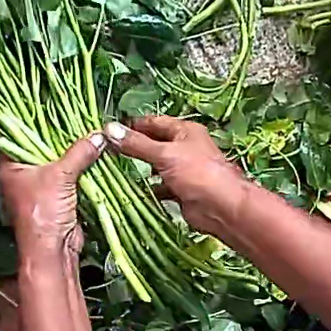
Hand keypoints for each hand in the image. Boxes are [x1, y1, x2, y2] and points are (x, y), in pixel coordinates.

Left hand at [0, 131, 107, 260]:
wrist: (53, 249)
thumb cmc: (43, 212)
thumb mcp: (60, 176)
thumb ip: (79, 153)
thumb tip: (98, 136)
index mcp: (11, 165)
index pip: (17, 134)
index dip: (33, 120)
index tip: (51, 108)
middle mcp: (23, 173)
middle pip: (41, 146)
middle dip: (61, 136)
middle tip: (79, 119)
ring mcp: (40, 185)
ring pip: (58, 161)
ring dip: (74, 153)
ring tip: (90, 134)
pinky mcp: (58, 196)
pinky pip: (70, 176)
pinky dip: (81, 168)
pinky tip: (94, 157)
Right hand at [103, 117, 252, 237]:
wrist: (221, 207)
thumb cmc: (198, 173)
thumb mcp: (165, 154)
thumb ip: (137, 144)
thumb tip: (109, 129)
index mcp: (185, 131)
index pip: (155, 123)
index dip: (134, 125)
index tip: (111, 129)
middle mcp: (185, 148)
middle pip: (155, 144)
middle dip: (135, 147)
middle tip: (108, 150)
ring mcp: (184, 170)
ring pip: (157, 166)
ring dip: (141, 168)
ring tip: (115, 169)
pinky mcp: (182, 191)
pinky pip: (161, 187)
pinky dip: (149, 189)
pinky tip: (133, 191)